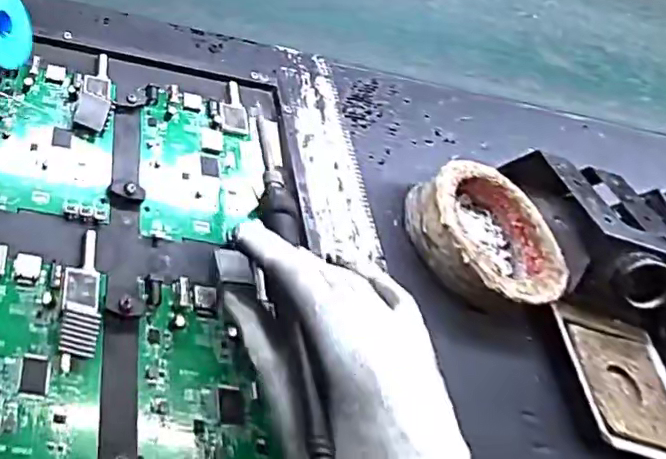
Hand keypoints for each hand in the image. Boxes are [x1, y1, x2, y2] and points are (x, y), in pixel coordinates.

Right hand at [227, 220, 469, 458]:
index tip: (245, 233)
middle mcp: (392, 352)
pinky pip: (396, 302)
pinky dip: (367, 278)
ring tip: (286, 261)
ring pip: (360, 286)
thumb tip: (240, 308)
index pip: (307, 284)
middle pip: (331, 281)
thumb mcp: (298, 431)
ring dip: (319, 268)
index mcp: (359, 368)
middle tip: (254, 248)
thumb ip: (269, 363)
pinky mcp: (425, 365)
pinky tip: (348, 267)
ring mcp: (413, 356)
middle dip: (290, 258)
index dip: (271, 250)